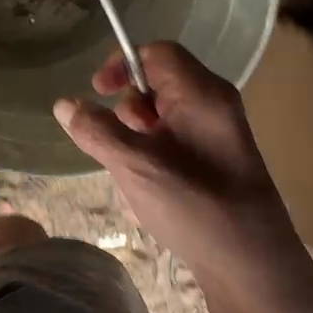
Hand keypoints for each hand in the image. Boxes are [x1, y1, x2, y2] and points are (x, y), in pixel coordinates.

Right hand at [53, 42, 298, 275]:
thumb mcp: (135, 166)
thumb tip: (65, 104)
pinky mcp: (213, 159)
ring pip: (161, 116)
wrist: (247, 259)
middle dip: (126, 110)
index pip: (157, 53)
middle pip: (157, 83)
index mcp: (200, 94)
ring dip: (135, 136)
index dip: (121, 65)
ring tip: (133, 172)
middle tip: (120, 145)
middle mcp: (212, 105)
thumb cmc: (194, 205)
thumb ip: (96, 131)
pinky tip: (148, 187)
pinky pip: (172, 140)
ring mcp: (215, 133)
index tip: (97, 94)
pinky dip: (150, 154)